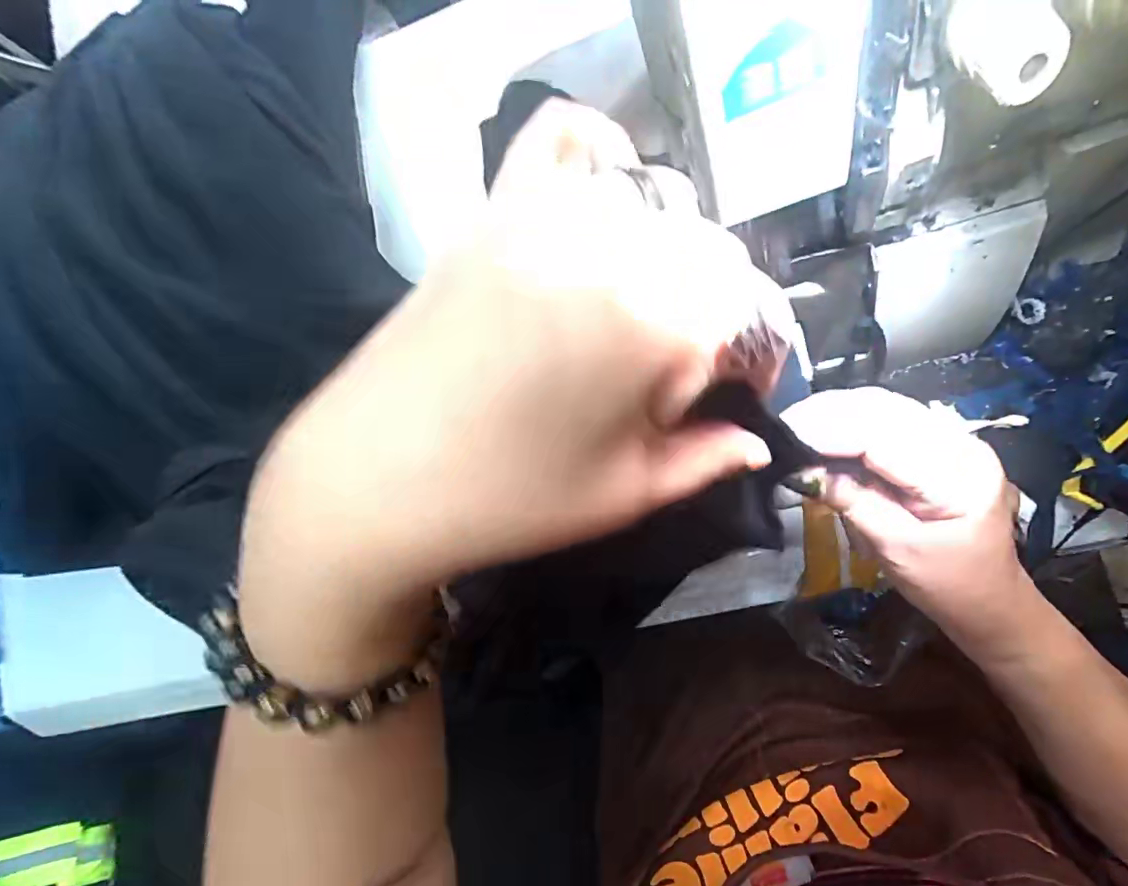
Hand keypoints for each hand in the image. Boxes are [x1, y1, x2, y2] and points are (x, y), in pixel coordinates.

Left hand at [237, 102, 785, 682]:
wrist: (372, 481)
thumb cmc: (508, 502)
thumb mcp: (623, 493)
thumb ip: (704, 459)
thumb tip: (756, 441)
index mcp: (658, 319)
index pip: (750, 312)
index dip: (753, 361)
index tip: (733, 398)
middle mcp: (614, 243)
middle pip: (711, 252)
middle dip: (712, 311)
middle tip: (675, 372)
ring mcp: (547, 211)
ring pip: (656, 200)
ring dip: (669, 251)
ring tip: (635, 311)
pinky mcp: (494, 206)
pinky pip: (564, 142)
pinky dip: (598, 163)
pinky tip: (593, 217)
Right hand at [782, 388, 1034, 643]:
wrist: (989, 600)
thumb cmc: (948, 585)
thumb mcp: (897, 550)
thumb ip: (855, 505)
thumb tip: (806, 473)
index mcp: (959, 474)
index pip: (883, 438)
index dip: (830, 433)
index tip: (787, 436)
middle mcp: (961, 445)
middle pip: (885, 409)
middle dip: (829, 413)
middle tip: (784, 426)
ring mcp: (953, 443)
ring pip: (886, 408)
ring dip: (838, 413)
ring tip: (797, 426)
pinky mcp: (939, 448)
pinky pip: (890, 423)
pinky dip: (853, 424)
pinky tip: (825, 432)